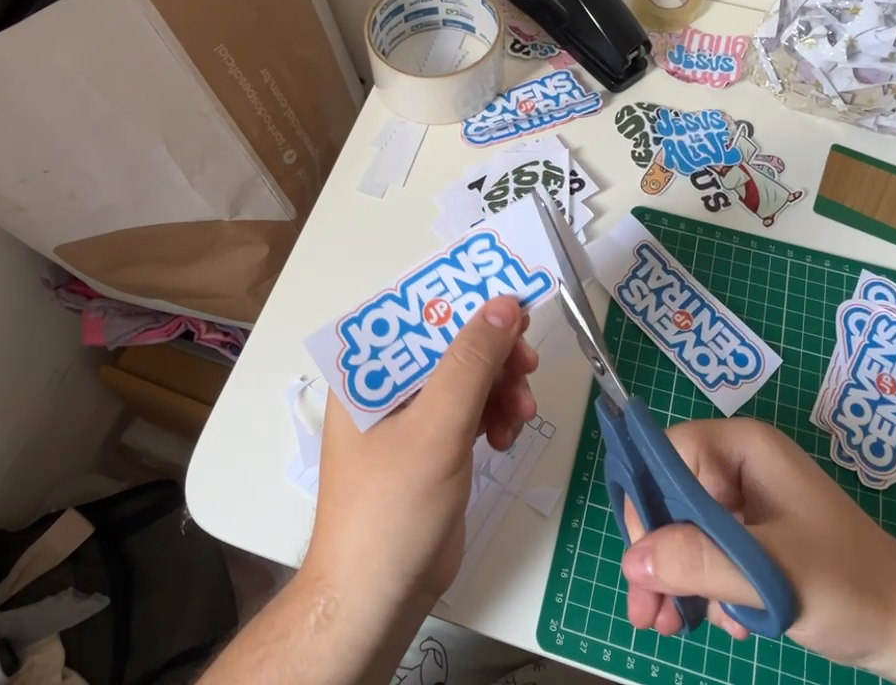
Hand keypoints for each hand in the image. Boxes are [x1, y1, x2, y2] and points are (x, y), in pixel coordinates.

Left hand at [304, 294, 540, 613]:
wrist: (379, 595)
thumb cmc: (393, 505)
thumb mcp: (436, 426)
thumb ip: (471, 362)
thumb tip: (504, 304)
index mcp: (367, 371)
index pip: (417, 313)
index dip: (466, 301)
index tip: (514, 301)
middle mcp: (386, 386)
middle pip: (450, 344)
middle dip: (494, 354)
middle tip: (528, 363)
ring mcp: (412, 418)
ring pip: (468, 378)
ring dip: (501, 388)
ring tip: (521, 413)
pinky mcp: (434, 446)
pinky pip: (472, 411)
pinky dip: (495, 417)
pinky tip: (507, 438)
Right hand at [621, 419, 895, 669]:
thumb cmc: (849, 587)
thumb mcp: (770, 574)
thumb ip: (700, 561)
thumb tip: (634, 559)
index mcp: (745, 450)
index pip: (670, 453)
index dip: (649, 500)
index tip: (643, 558)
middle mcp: (738, 467)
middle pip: (670, 497)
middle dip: (656, 555)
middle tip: (646, 611)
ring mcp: (745, 502)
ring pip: (681, 530)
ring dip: (672, 579)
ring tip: (667, 626)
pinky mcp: (750, 536)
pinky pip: (704, 552)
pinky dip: (699, 588)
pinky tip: (715, 622)